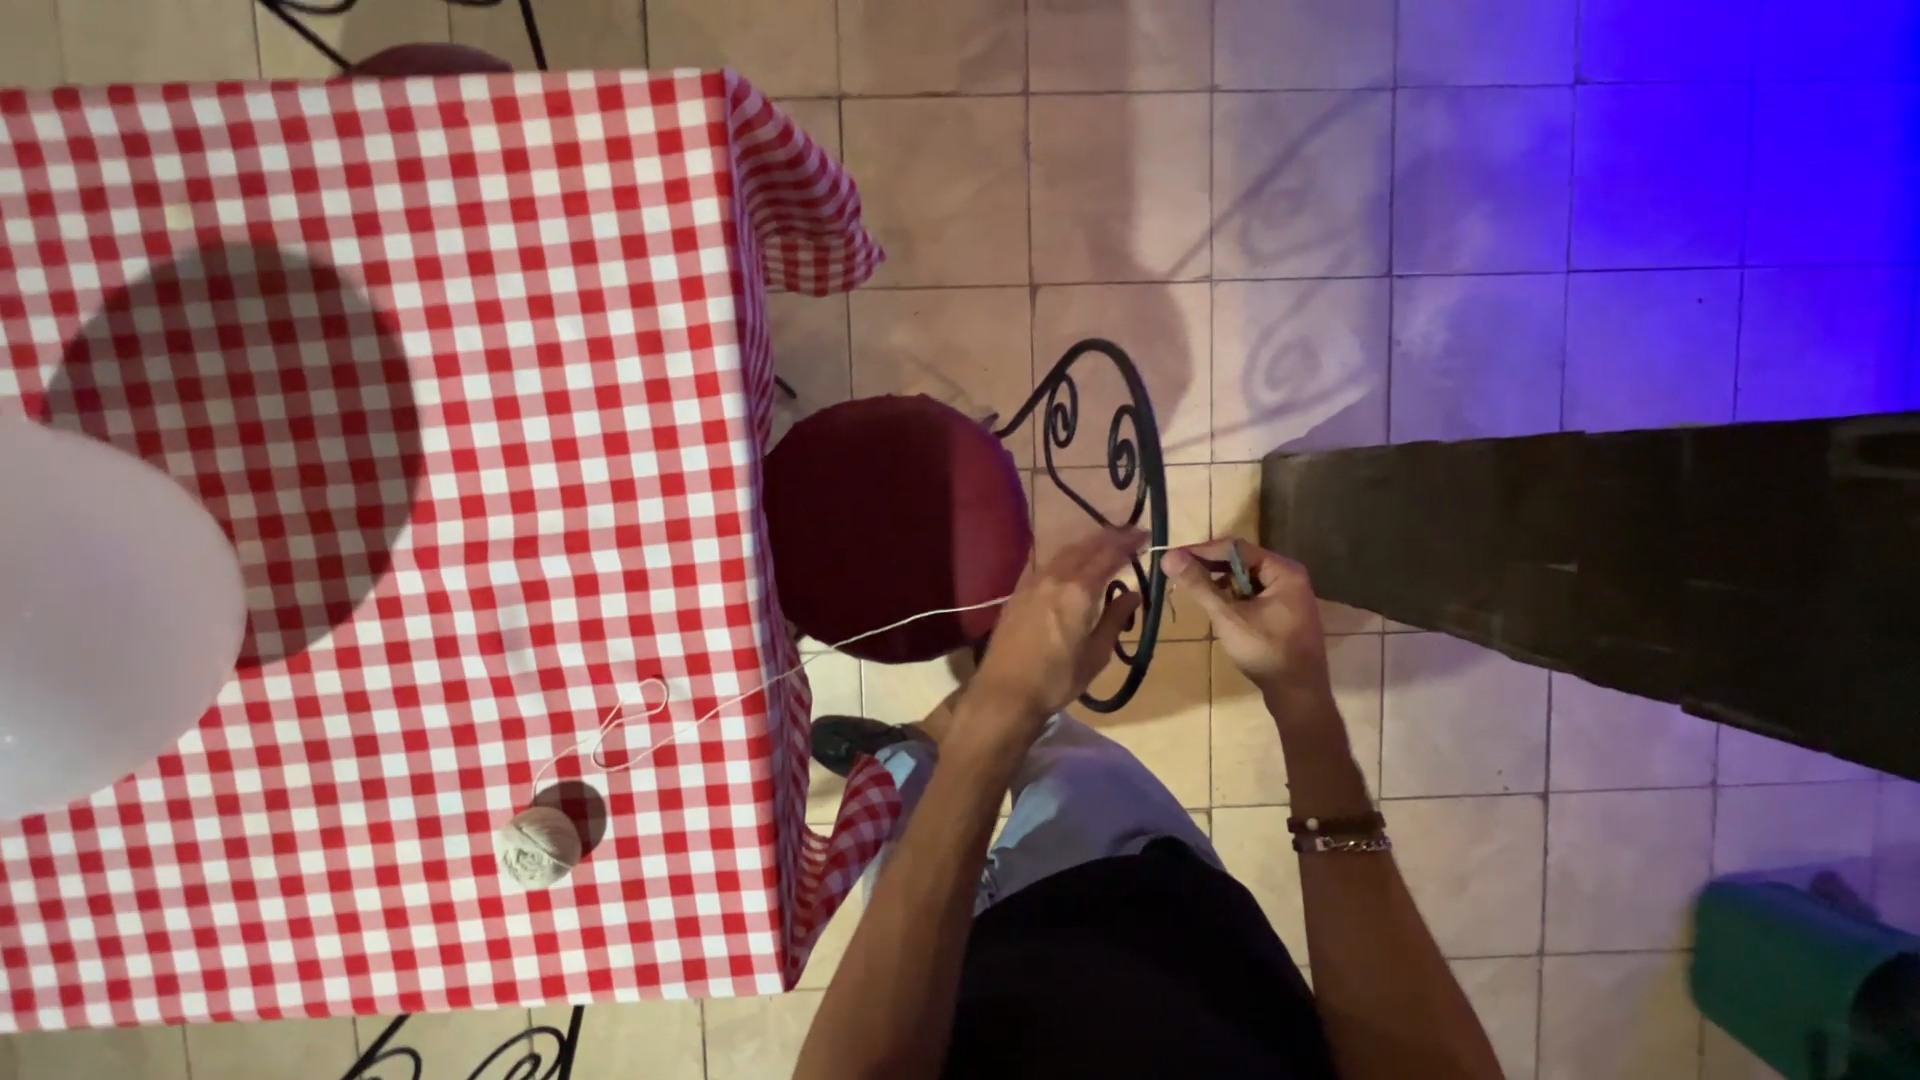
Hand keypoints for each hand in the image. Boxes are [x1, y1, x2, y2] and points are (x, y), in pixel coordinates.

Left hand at [965, 528, 1145, 741]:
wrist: (1006, 691)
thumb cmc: (1057, 679)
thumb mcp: (1096, 655)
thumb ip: (1115, 619)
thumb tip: (1133, 593)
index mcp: (1079, 592)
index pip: (1108, 556)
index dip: (1128, 543)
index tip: (1143, 535)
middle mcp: (1055, 578)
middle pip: (1086, 548)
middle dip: (1109, 538)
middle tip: (1129, 534)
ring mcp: (1032, 582)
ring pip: (1064, 553)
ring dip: (1087, 544)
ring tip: (1104, 545)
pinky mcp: (1018, 592)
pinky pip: (1046, 564)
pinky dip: (1065, 557)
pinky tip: (1070, 562)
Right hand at [1162, 539, 1329, 700]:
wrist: (1298, 694)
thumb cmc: (1266, 651)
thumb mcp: (1228, 617)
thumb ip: (1199, 585)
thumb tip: (1169, 557)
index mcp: (1283, 571)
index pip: (1235, 548)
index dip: (1201, 550)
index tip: (1173, 557)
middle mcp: (1288, 576)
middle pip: (1241, 561)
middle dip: (1209, 566)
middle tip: (1178, 572)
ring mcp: (1287, 595)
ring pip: (1244, 579)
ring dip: (1218, 582)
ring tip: (1191, 588)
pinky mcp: (1282, 612)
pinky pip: (1251, 594)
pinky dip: (1231, 597)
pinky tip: (1214, 606)